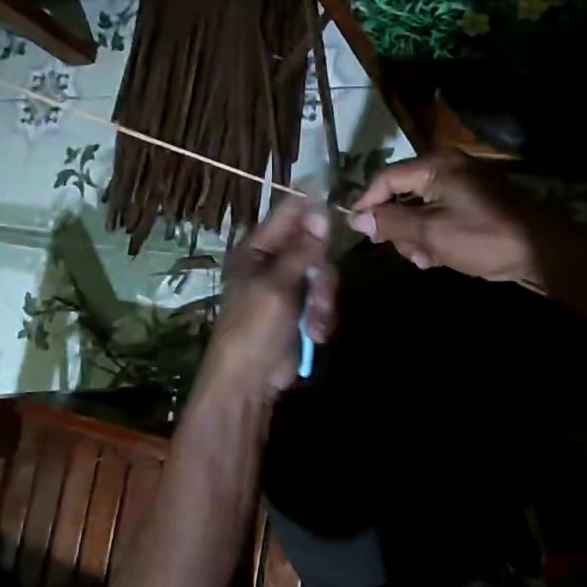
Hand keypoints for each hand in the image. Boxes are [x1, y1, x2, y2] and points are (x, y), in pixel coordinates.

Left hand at [198, 196, 336, 400]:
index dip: (312, 207)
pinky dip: (323, 318)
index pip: (289, 213)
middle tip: (319, 294)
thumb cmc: (253, 328)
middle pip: (314, 247)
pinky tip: (316, 334)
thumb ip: (302, 250)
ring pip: (323, 276)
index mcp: (257, 249)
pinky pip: (324, 300)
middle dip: (321, 274)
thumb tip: (321, 211)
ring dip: (324, 301)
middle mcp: (274, 262)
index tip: (337, 206)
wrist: (249, 380)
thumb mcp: (277, 286)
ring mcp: (289, 287)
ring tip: (315, 324)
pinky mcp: (302, 310)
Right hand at [347, 152, 543, 288]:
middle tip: (409, 252)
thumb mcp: (431, 233)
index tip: (356, 230)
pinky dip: (434, 237)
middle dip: (400, 228)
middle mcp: (446, 169)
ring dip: (417, 238)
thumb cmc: (483, 238)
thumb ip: (391, 223)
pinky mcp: (472, 205)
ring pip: (419, 211)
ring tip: (428, 260)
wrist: (539, 251)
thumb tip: (355, 218)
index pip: (386, 178)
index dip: (367, 203)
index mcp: (435, 166)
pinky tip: (439, 259)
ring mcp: (461, 187)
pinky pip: (438, 217)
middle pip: (402, 195)